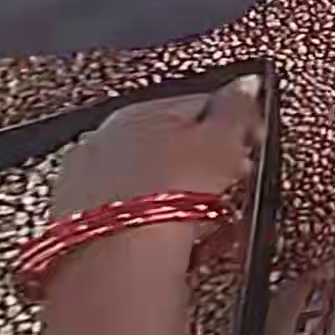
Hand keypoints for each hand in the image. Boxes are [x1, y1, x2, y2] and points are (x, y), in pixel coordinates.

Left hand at [49, 76, 264, 222]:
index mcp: (140, 110)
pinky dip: (157, 203)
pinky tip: (177, 217)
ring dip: (183, 179)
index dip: (240, 121)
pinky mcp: (79, 211)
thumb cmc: (172, 189)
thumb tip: (247, 83)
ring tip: (209, 200)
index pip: (204, 102)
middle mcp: (104, 136)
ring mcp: (86, 175)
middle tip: (237, 171)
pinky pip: (135, 197)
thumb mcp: (225, 138)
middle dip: (210, 153)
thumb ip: (238, 105)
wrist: (123, 251)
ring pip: (154, 168)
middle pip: (175, 136)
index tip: (256, 140)